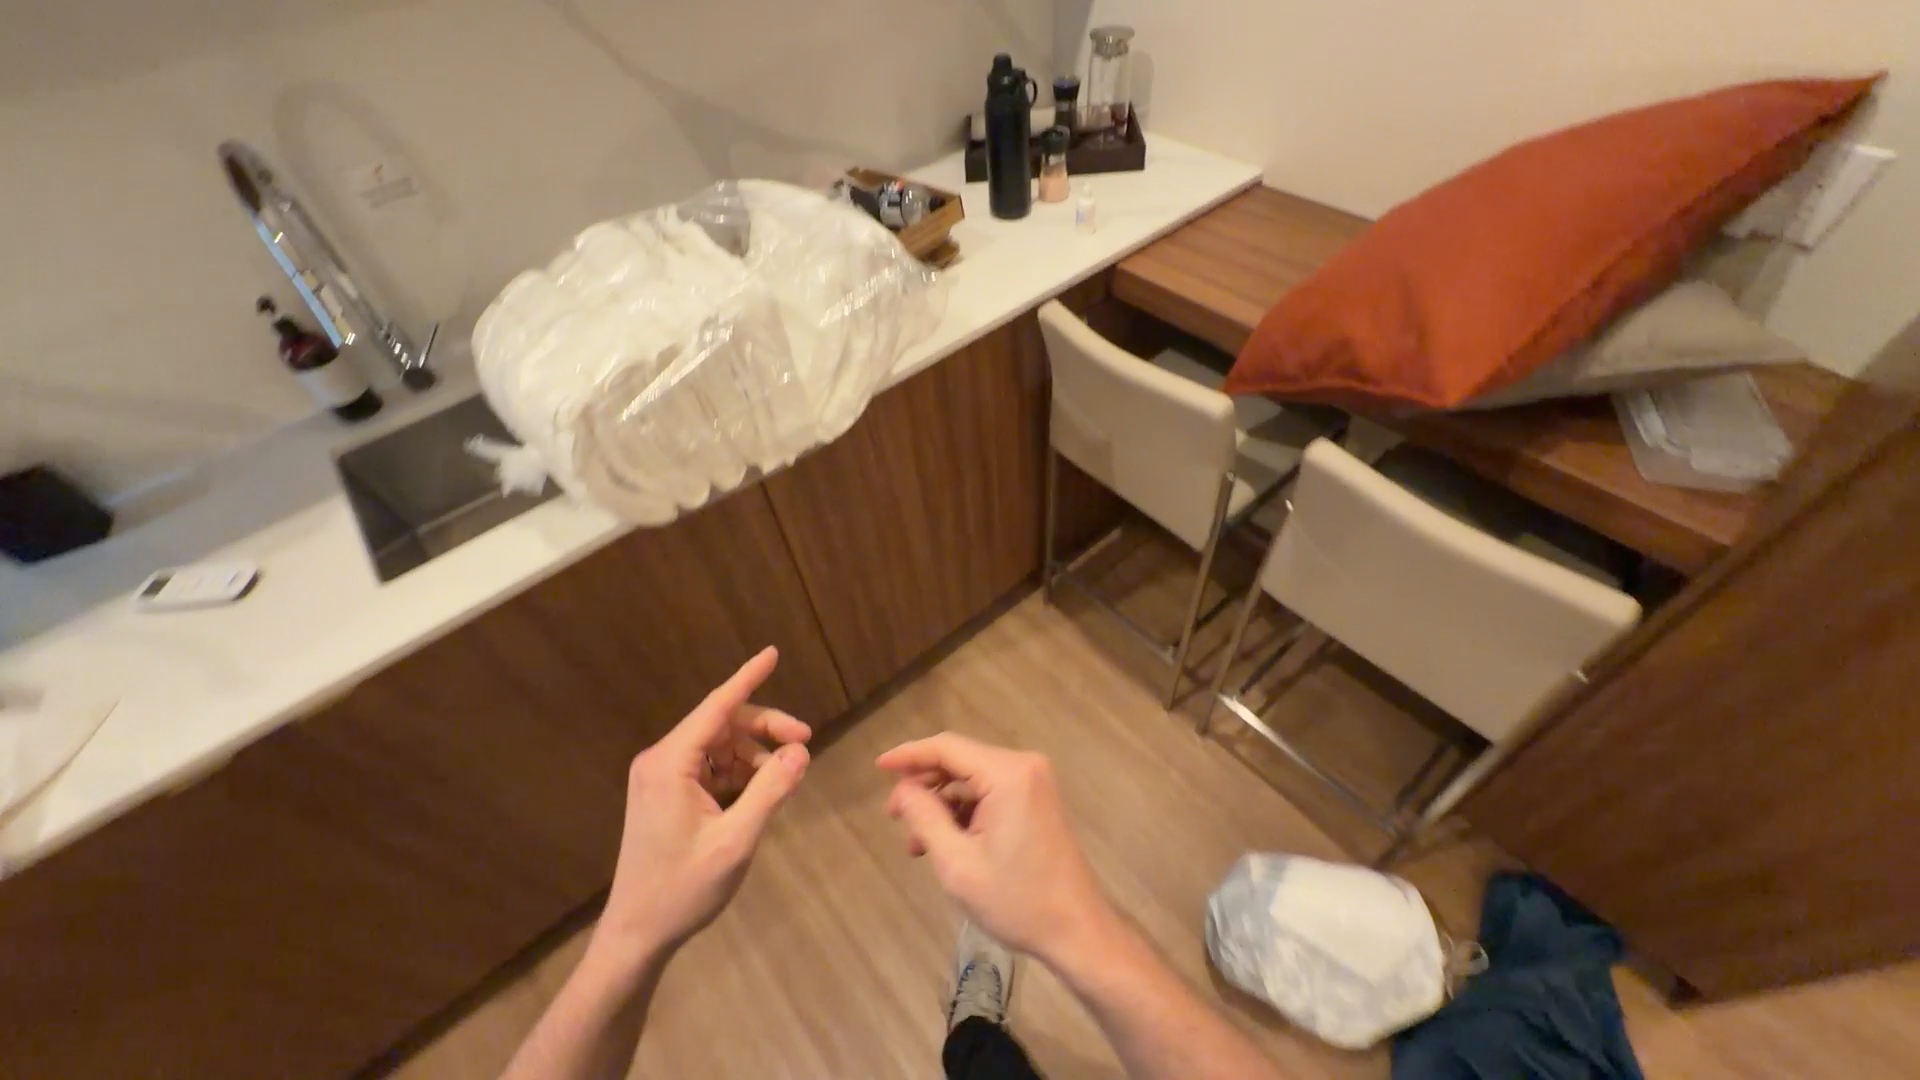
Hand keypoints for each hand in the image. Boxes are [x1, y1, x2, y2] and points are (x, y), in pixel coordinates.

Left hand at [594, 647, 811, 962]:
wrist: (637, 935)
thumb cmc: (682, 889)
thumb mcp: (736, 841)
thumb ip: (770, 792)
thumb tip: (801, 752)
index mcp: (671, 763)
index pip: (717, 706)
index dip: (748, 677)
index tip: (773, 653)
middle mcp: (663, 761)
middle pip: (724, 725)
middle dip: (766, 729)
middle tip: (805, 745)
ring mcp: (662, 778)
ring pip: (721, 746)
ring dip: (755, 755)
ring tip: (784, 781)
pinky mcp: (667, 796)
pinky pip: (712, 768)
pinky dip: (740, 774)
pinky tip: (760, 795)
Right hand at [877, 734, 1115, 964]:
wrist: (1077, 931)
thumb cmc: (1017, 901)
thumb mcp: (958, 864)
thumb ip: (925, 817)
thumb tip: (902, 789)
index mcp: (1008, 774)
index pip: (947, 748)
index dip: (909, 755)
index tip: (878, 768)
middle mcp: (1023, 766)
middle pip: (959, 760)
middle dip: (923, 785)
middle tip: (894, 817)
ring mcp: (1033, 782)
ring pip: (972, 778)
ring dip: (942, 803)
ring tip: (917, 843)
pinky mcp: (1036, 799)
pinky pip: (989, 792)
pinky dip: (964, 811)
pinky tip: (945, 842)